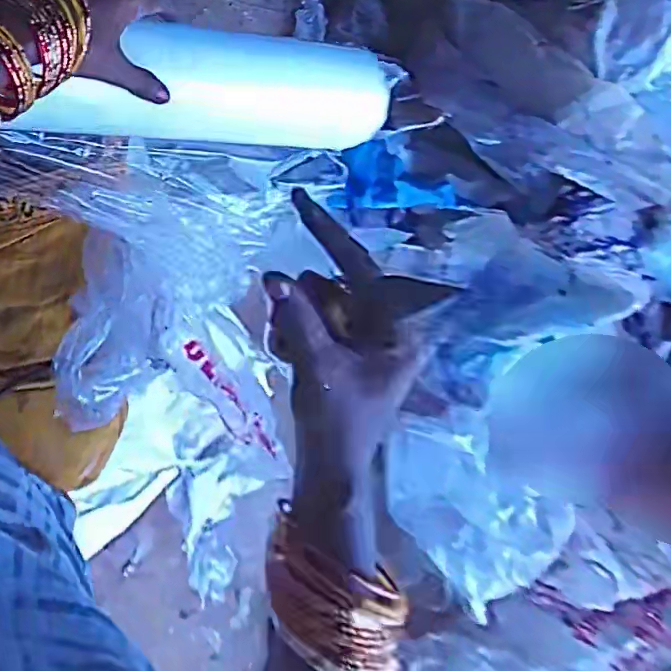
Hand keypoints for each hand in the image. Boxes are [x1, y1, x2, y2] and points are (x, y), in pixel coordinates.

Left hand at [62, 0, 171, 103]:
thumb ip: (137, 80)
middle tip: (145, 18)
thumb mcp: (110, 66)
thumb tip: (164, 97)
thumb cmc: (78, 44)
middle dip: (143, 1)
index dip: (170, 10)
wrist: (30, 24)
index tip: (174, 20)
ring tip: (115, 14)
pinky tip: (85, 9)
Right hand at [267, 189, 454, 474]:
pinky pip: (308, 317)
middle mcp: (382, 324)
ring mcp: (360, 335)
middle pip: (329, 283)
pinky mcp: (341, 346)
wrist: (331, 470)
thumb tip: (274, 276)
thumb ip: (297, 315)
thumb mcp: (316, 364)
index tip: (299, 199)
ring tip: (287, 352)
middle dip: (300, 302)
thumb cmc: (338, 422)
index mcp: (396, 327)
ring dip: (292, 319)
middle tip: (287, 332)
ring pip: (314, 299)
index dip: (327, 231)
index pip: (358, 264)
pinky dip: (292, 330)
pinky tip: (288, 356)